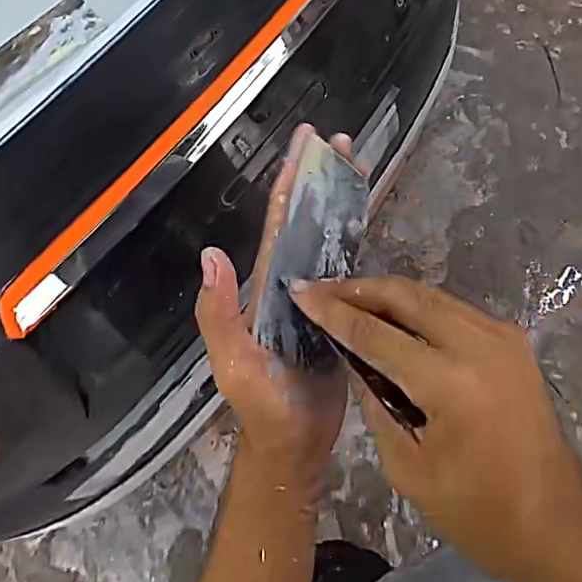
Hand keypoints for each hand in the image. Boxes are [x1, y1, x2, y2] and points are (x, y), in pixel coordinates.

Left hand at [193, 126, 361, 488]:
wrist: (294, 442)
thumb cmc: (261, 405)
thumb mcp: (232, 362)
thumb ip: (217, 313)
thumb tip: (212, 253)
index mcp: (266, 280)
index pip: (279, 218)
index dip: (289, 177)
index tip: (305, 140)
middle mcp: (291, 275)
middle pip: (306, 213)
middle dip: (319, 173)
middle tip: (340, 138)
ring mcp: (317, 289)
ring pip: (329, 230)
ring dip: (341, 195)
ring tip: (359, 161)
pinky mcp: (340, 306)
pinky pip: (348, 260)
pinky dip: (357, 230)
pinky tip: (369, 212)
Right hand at [288, 276, 581, 581]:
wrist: (556, 517)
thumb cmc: (478, 510)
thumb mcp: (410, 468)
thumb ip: (376, 403)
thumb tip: (355, 359)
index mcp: (450, 381)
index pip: (377, 333)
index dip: (334, 311)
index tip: (301, 291)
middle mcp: (477, 342)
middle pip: (405, 296)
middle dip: (358, 289)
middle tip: (321, 288)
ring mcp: (499, 333)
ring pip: (430, 295)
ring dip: (387, 294)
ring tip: (348, 296)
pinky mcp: (510, 335)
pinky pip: (452, 308)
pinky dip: (417, 307)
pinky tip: (393, 315)